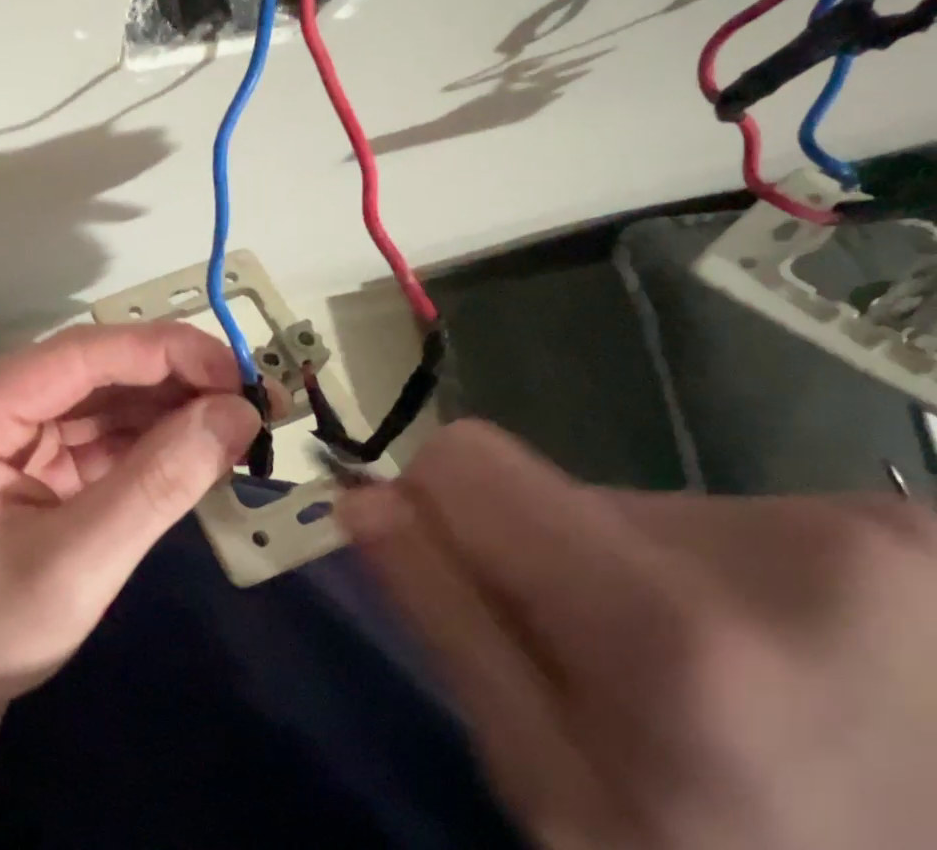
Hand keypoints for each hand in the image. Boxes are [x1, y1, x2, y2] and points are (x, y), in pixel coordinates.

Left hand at [0, 323, 259, 848]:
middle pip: (88, 367)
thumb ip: (157, 484)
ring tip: (241, 422)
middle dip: (173, 378)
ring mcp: (1, 428)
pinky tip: (198, 443)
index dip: (162, 351)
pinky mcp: (24, 455)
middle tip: (256, 399)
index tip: (240, 373)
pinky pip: (93, 429)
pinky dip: (147, 436)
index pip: (74, 356)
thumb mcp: (79, 563)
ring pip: (97, 394)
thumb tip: (238, 414)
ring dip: (167, 405)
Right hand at [343, 421, 936, 849]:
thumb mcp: (546, 783)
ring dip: (651, 579)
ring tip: (717, 686)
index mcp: (668, 628)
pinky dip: (730, 583)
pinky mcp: (918, 532)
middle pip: (566, 492)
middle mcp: (789, 551)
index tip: (475, 584)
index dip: (440, 510)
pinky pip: (739, 521)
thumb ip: (450, 626)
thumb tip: (365, 499)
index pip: (468, 463)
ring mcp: (880, 535)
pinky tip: (788, 670)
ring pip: (653, 510)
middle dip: (561, 565)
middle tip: (625, 681)